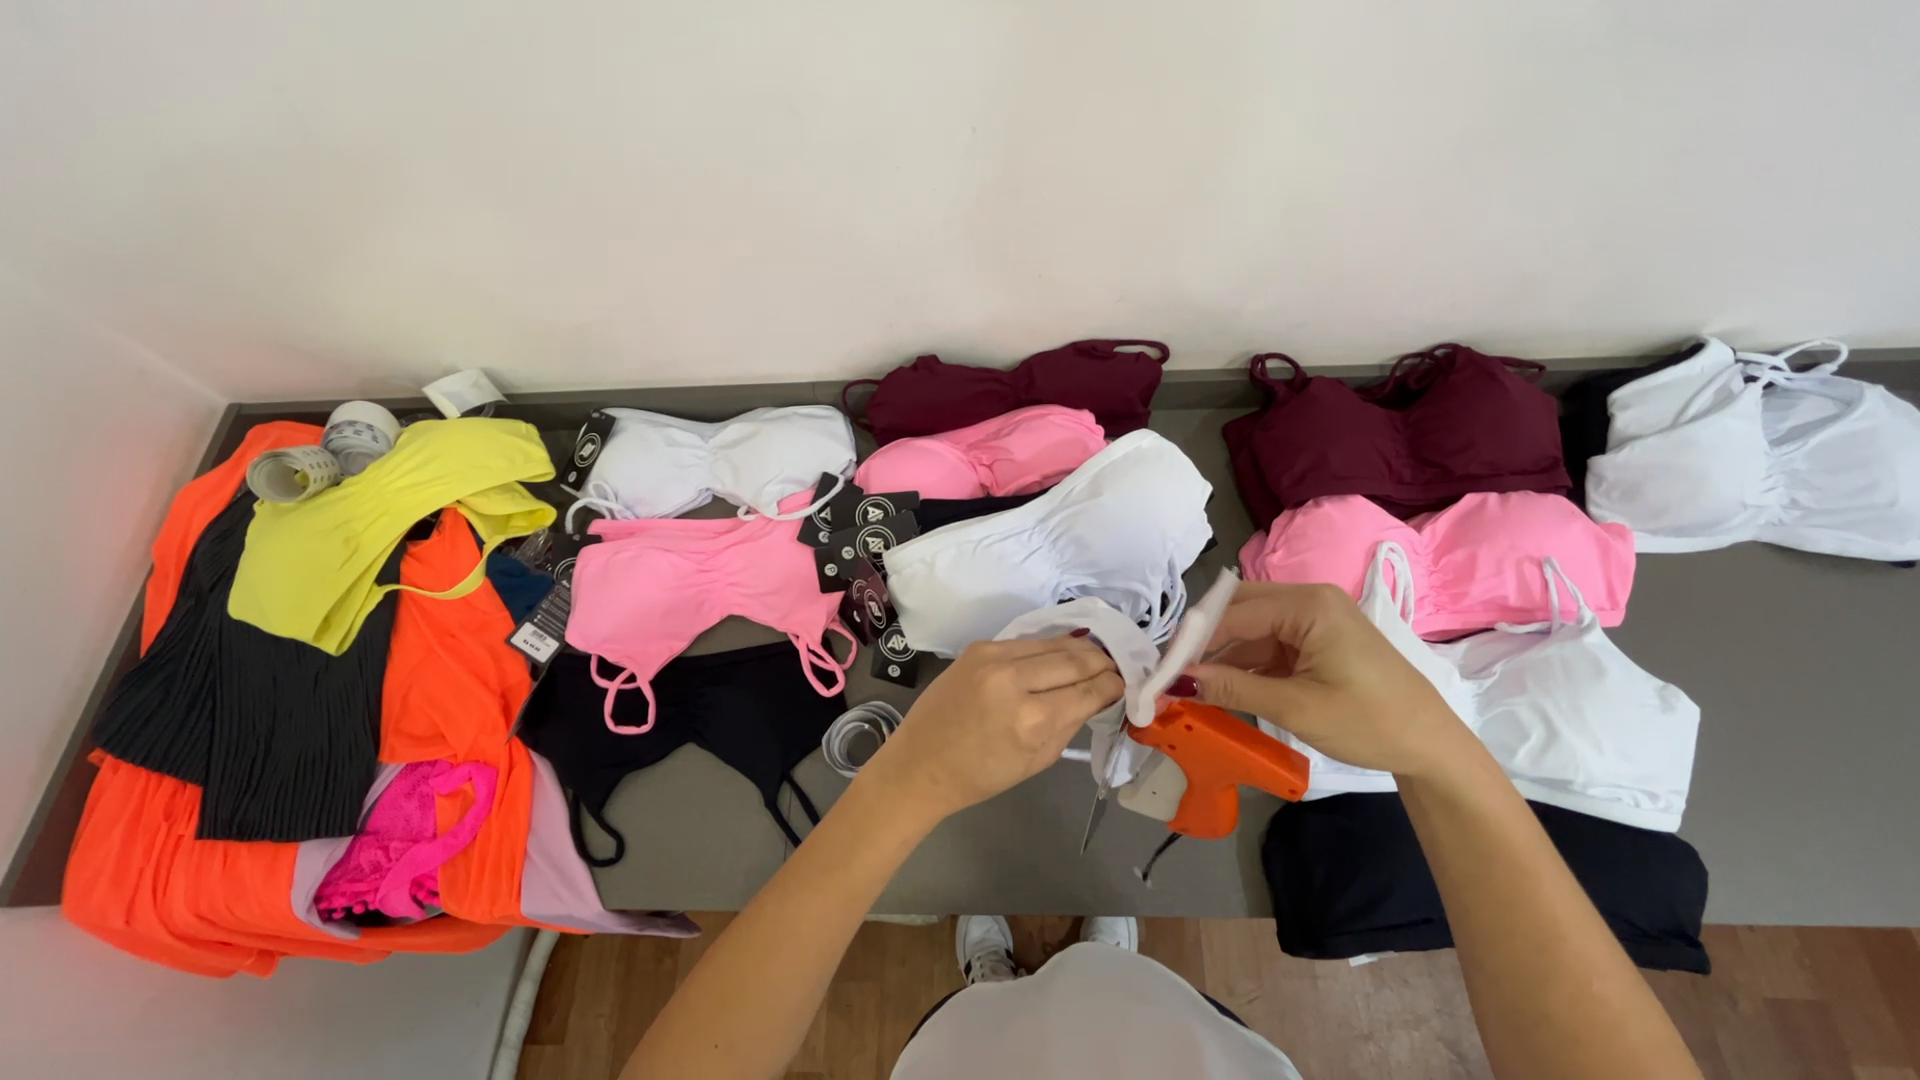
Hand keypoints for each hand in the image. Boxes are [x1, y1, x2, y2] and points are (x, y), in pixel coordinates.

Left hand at [861, 636, 1123, 823]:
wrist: (920, 764)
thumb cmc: (981, 776)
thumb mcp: (1038, 761)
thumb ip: (1072, 724)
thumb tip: (1099, 696)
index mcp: (1032, 719)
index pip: (1090, 690)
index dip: (1114, 684)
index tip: (1127, 682)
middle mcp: (1014, 680)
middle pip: (1077, 658)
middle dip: (1103, 662)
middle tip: (1118, 666)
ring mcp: (994, 658)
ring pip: (1055, 642)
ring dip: (1081, 649)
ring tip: (1096, 657)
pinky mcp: (979, 647)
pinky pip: (1027, 642)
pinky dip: (1049, 648)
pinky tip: (1061, 655)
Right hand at [1184, 582, 1472, 777]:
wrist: (1432, 747)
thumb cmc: (1370, 721)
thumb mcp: (1296, 707)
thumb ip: (1234, 689)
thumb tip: (1178, 682)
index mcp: (1308, 604)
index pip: (1233, 613)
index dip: (1193, 641)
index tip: (1161, 669)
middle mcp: (1309, 600)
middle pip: (1239, 610)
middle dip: (1204, 642)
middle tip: (1173, 675)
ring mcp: (1315, 619)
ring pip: (1251, 628)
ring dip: (1223, 656)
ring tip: (1191, 686)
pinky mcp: (1318, 641)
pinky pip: (1269, 644)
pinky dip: (1246, 664)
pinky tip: (1224, 688)